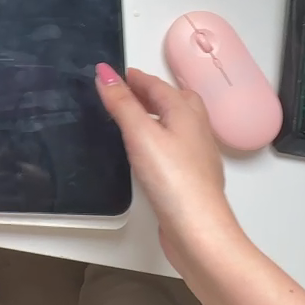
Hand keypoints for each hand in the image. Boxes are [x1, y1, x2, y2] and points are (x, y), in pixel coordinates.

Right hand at [95, 63, 245, 271]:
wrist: (199, 232)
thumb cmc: (172, 178)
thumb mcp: (140, 133)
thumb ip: (122, 102)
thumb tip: (104, 72)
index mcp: (185, 112)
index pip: (157, 85)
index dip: (135, 78)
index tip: (114, 73)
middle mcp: (196, 130)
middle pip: (175, 100)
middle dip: (151, 92)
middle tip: (126, 91)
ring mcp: (197, 155)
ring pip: (177, 123)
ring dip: (157, 113)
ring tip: (133, 117)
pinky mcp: (192, 178)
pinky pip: (175, 145)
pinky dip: (160, 136)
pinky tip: (147, 151)